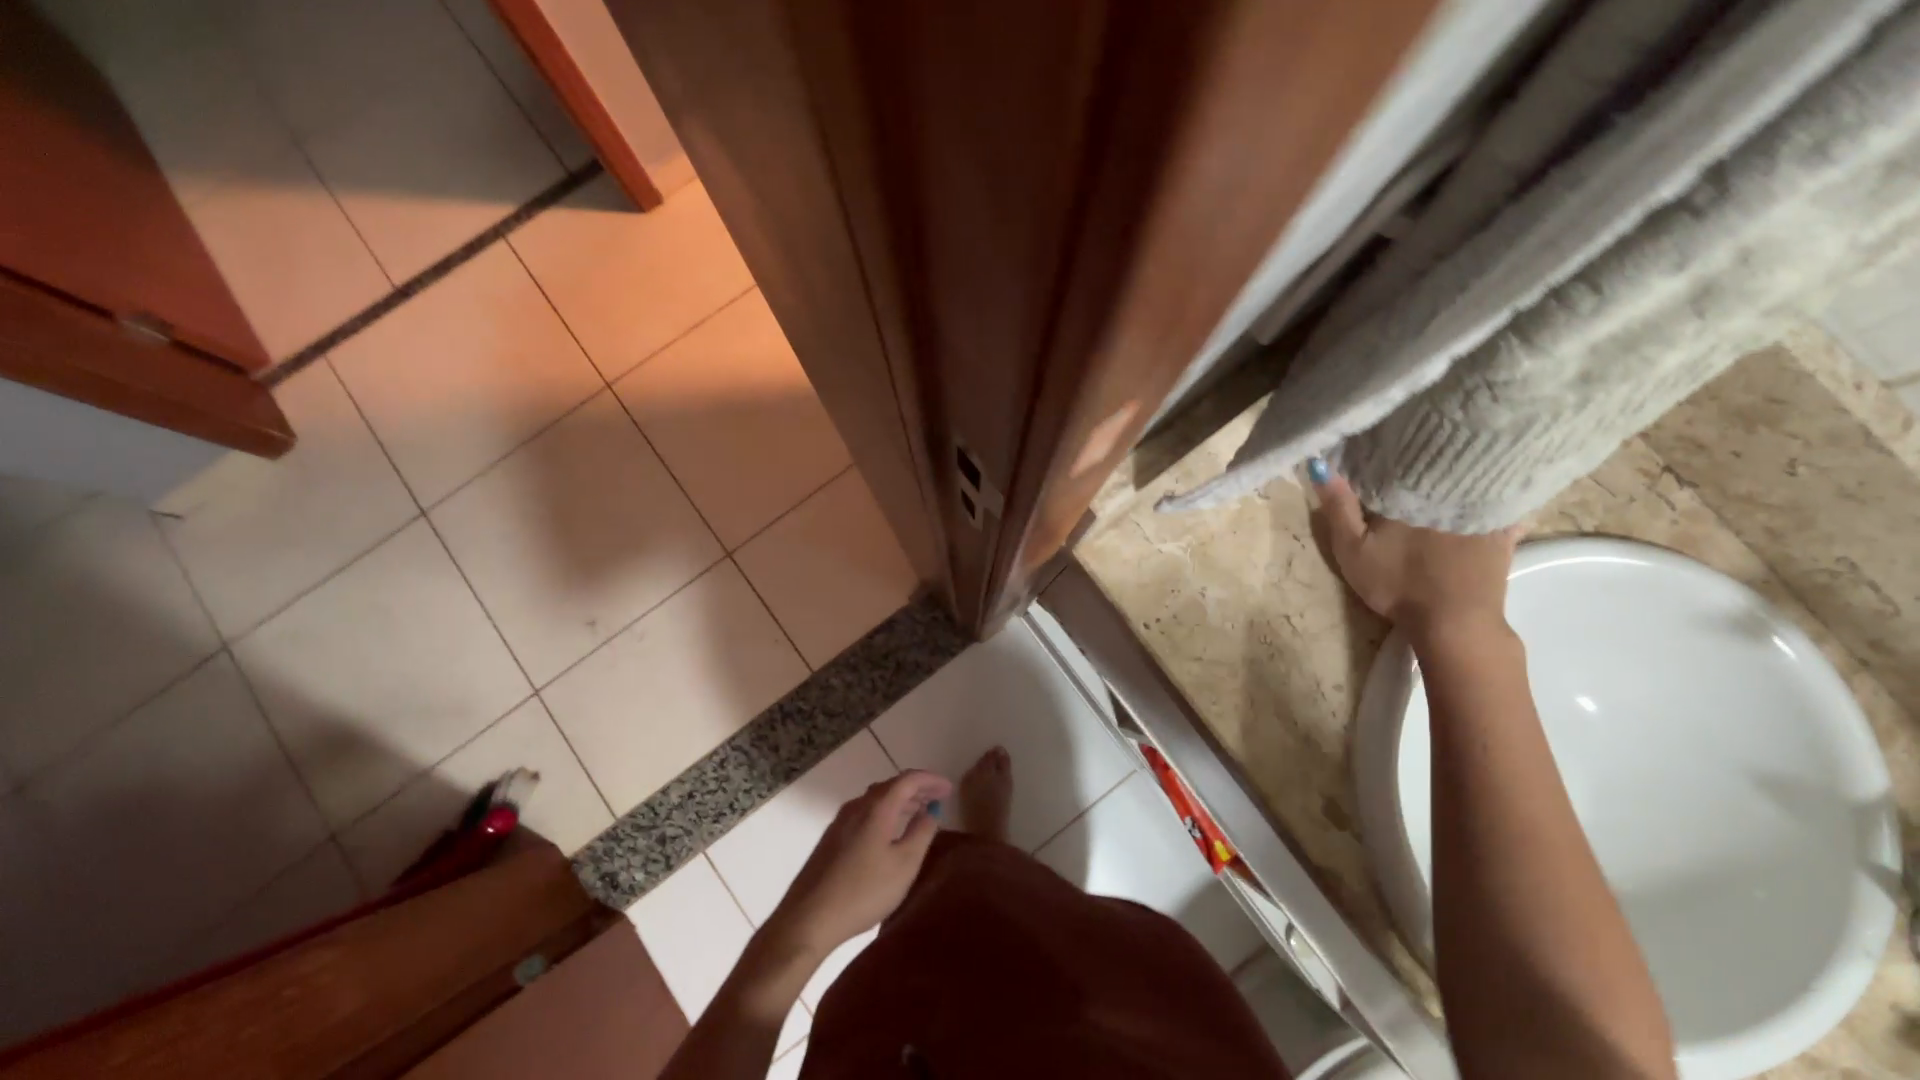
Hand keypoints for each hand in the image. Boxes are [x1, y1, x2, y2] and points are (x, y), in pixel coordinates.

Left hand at [761, 770, 952, 962]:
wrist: (809, 918)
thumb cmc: (863, 891)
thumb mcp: (904, 865)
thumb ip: (921, 834)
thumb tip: (931, 812)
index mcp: (876, 808)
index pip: (907, 780)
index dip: (930, 780)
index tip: (948, 789)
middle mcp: (856, 807)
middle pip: (890, 787)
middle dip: (916, 789)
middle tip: (938, 800)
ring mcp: (840, 823)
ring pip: (875, 801)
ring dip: (899, 802)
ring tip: (919, 814)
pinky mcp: (831, 840)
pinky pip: (864, 814)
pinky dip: (884, 814)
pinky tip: (890, 832)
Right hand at [1310, 460, 1521, 642]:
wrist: (1453, 622)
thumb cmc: (1397, 584)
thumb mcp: (1352, 549)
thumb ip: (1338, 507)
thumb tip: (1318, 464)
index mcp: (1410, 492)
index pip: (1397, 461)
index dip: (1386, 454)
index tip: (1378, 449)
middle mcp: (1449, 492)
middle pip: (1435, 465)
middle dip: (1426, 455)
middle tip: (1414, 454)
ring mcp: (1481, 511)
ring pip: (1470, 479)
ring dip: (1461, 470)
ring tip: (1449, 465)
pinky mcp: (1504, 532)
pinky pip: (1505, 502)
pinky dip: (1499, 494)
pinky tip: (1495, 489)